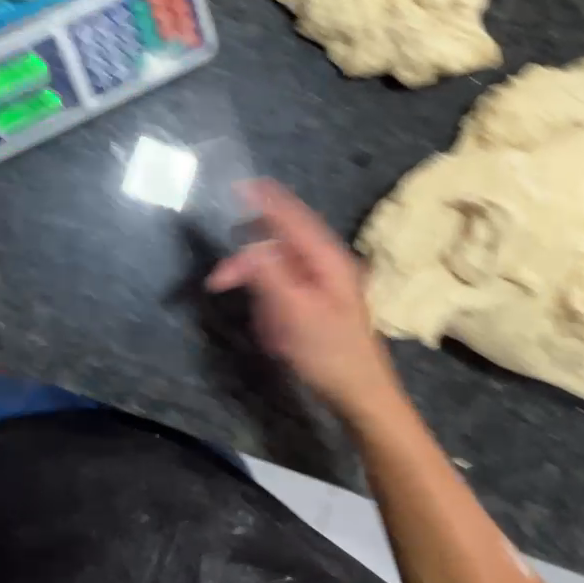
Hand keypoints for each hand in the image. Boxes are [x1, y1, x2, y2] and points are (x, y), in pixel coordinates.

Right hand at [207, 180, 404, 419]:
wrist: (362, 396)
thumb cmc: (330, 354)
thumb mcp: (295, 313)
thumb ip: (270, 273)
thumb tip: (249, 243)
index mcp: (327, 260)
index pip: (293, 218)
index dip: (267, 200)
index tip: (239, 185)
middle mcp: (328, 264)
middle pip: (282, 243)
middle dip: (250, 258)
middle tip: (220, 278)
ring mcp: (325, 284)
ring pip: (281, 268)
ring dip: (260, 288)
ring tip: (258, 323)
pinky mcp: (319, 303)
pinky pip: (286, 291)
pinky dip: (271, 304)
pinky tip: (271, 332)